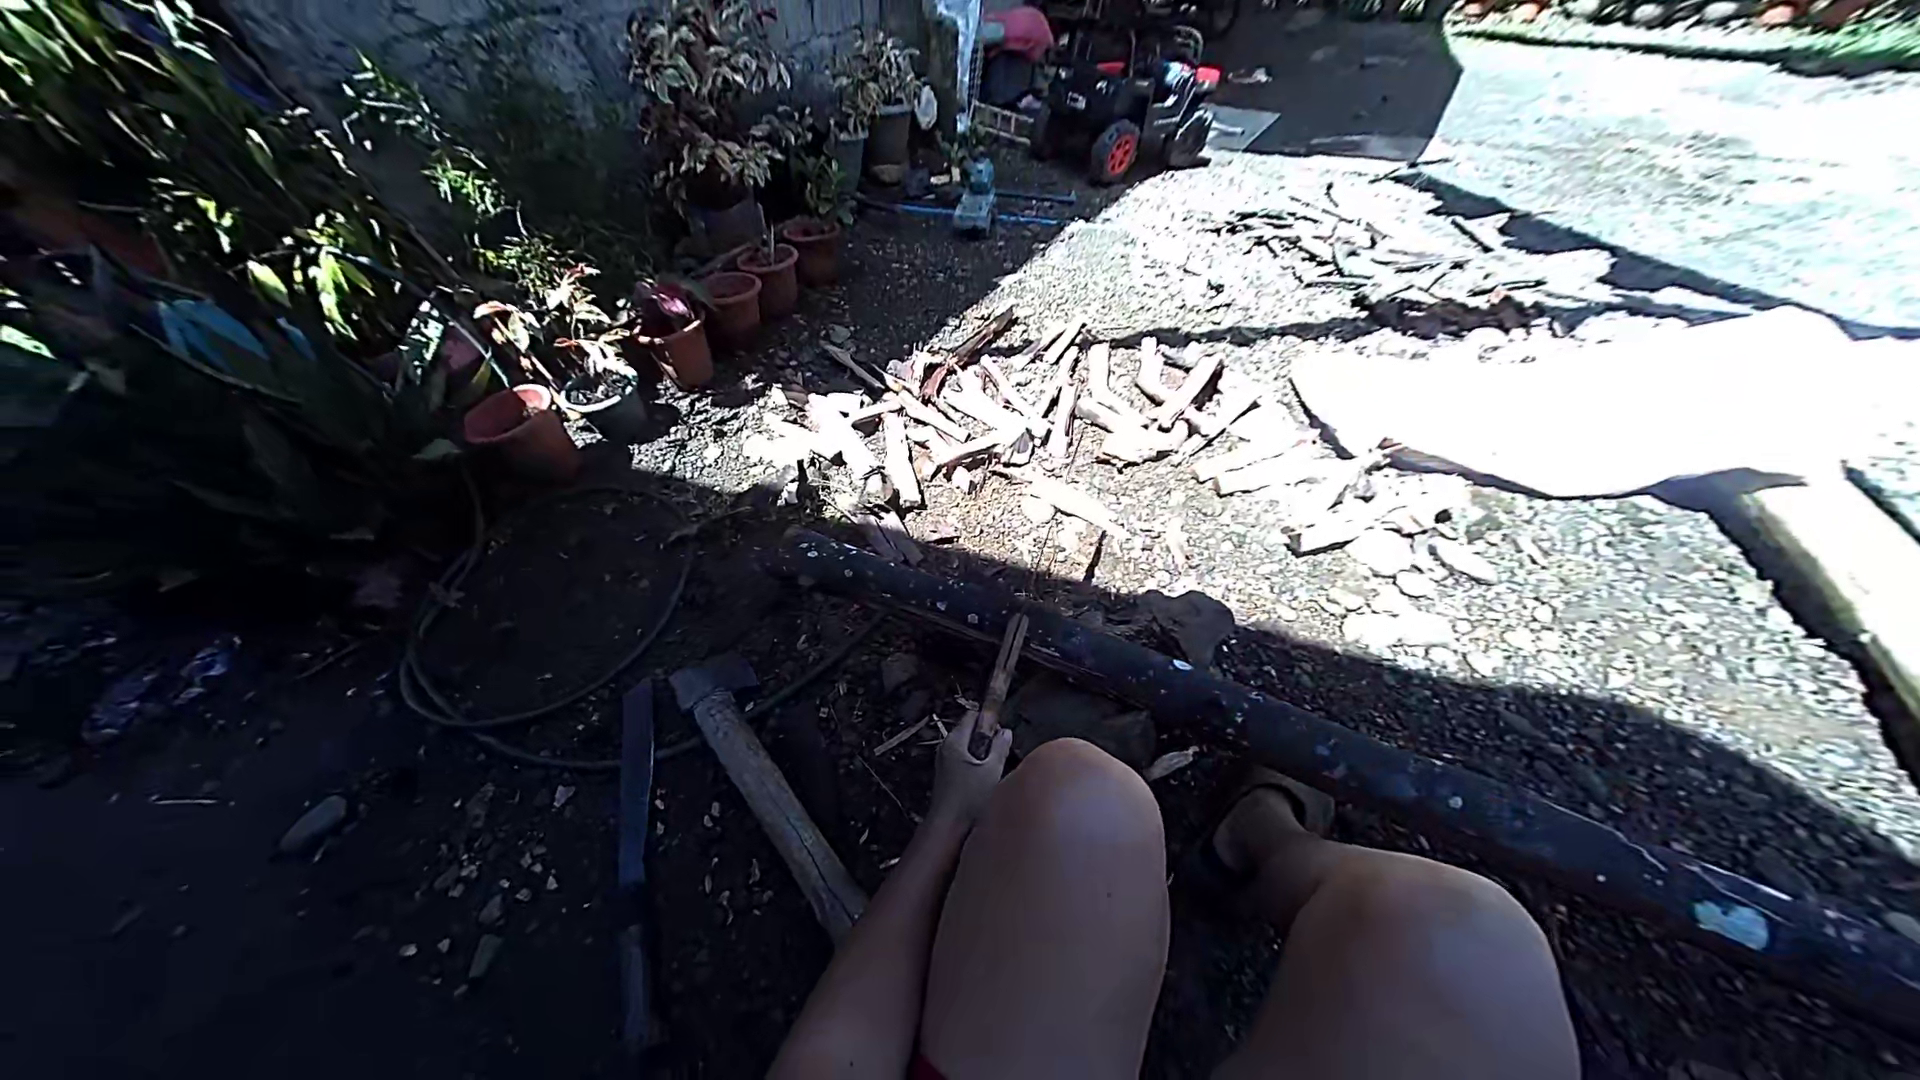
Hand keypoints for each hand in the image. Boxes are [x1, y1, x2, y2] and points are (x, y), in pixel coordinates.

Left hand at [928, 708, 1011, 828]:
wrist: (947, 829)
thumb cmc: (970, 799)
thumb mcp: (991, 771)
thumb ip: (999, 748)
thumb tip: (1005, 731)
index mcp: (955, 741)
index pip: (972, 716)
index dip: (988, 719)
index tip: (1002, 732)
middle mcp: (946, 747)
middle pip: (969, 731)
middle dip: (986, 737)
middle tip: (1002, 751)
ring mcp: (944, 762)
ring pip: (967, 747)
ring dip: (982, 753)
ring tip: (996, 767)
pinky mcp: (946, 776)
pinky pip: (962, 760)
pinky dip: (975, 764)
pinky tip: (985, 780)